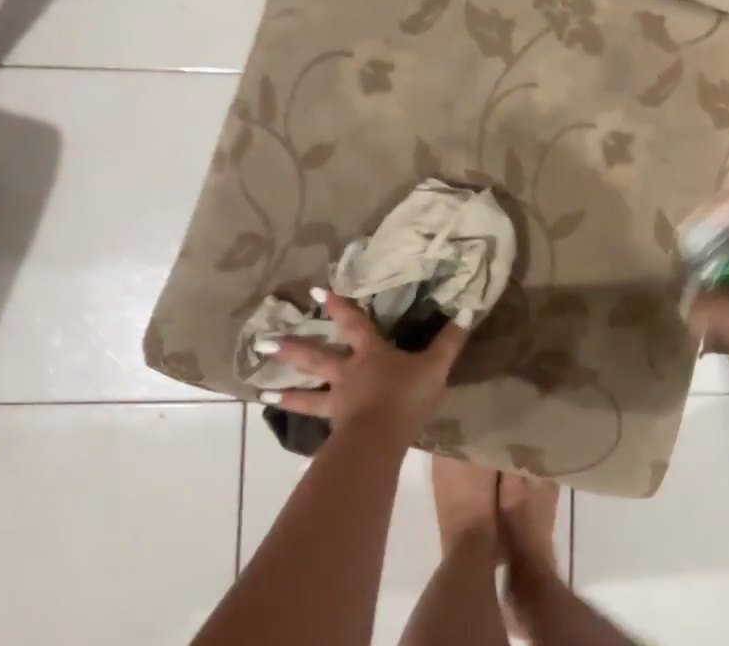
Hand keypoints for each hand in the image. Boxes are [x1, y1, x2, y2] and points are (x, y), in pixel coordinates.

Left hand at [261, 291, 471, 447]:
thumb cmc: (406, 396)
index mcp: (371, 354)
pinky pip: (314, 422)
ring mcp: (338, 402)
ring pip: (307, 394)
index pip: (353, 324)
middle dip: (292, 348)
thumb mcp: (435, 366)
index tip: (318, 291)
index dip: (339, 307)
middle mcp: (348, 374)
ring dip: (286, 392)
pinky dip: (299, 421)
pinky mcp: (335, 428)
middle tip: (263, 341)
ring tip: (260, 391)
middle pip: (316, 358)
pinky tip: (285, 424)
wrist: (381, 438)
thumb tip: (467, 308)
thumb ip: (450, 340)